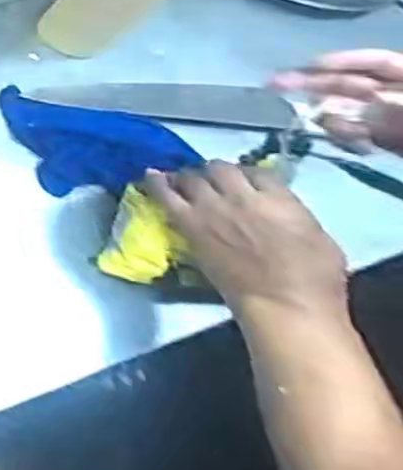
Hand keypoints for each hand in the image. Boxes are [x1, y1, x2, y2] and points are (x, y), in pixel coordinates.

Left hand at [143, 162, 347, 325]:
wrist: (282, 301)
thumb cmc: (314, 277)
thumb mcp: (317, 237)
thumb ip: (290, 212)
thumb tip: (272, 201)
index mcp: (280, 202)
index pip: (260, 172)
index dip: (250, 174)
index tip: (246, 179)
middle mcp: (240, 198)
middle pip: (219, 168)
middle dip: (217, 171)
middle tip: (215, 180)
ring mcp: (208, 207)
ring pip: (189, 176)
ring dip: (189, 176)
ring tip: (188, 181)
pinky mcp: (185, 220)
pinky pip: (162, 192)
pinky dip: (155, 181)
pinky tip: (152, 176)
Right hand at [272, 49, 402, 154]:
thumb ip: (398, 104)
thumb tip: (374, 99)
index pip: (383, 63)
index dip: (347, 60)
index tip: (309, 65)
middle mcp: (401, 100)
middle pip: (359, 85)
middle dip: (318, 85)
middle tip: (275, 85)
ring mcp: (397, 124)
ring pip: (351, 110)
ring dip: (330, 113)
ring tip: (318, 121)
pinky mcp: (391, 145)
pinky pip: (358, 135)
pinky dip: (345, 136)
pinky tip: (345, 140)